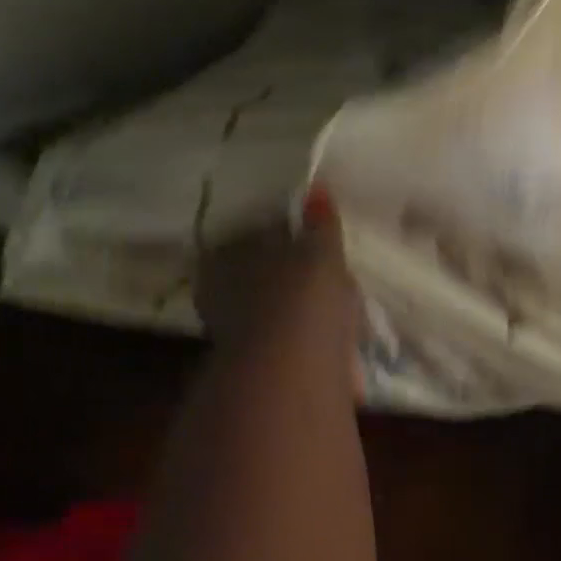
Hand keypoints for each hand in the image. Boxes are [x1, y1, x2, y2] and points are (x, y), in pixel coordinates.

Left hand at [195, 191, 354, 349]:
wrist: (295, 373)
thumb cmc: (301, 303)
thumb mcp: (319, 256)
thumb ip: (320, 226)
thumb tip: (317, 187)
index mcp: (227, 256)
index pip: (257, 234)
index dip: (287, 236)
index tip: (317, 241)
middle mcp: (222, 291)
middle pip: (263, 274)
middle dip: (292, 275)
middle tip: (330, 276)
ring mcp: (241, 331)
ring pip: (278, 311)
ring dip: (302, 312)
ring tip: (338, 313)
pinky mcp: (266, 365)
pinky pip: (295, 343)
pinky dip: (312, 341)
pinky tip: (336, 343)